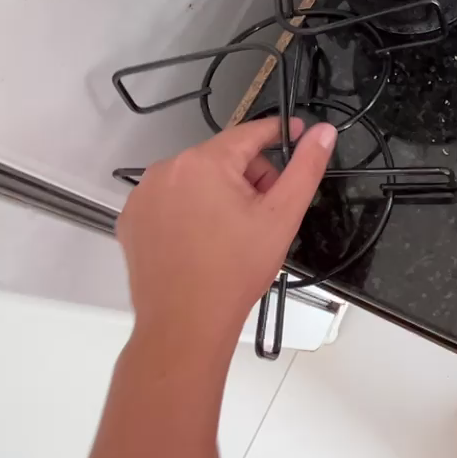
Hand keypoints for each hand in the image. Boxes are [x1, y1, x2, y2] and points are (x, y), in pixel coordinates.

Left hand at [115, 117, 335, 342]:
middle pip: (225, 156)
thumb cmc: (232, 273)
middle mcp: (167, 170)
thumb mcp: (283, 214)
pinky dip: (192, 209)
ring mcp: (145, 195)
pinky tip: (205, 239)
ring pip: (199, 177)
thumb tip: (322, 133)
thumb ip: (306, 167)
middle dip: (250, 177)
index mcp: (204, 163)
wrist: (186, 325)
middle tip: (263, 214)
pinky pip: (173, 198)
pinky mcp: (134, 219)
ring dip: (221, 192)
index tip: (296, 135)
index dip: (279, 133)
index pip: (250, 132)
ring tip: (233, 232)